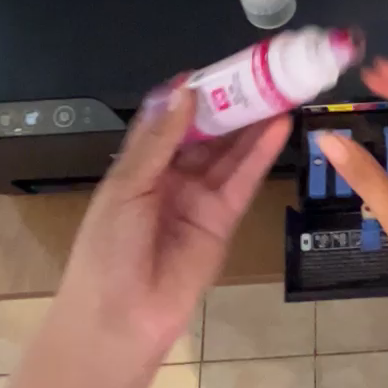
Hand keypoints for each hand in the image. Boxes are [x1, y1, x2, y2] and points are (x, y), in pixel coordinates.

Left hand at [59, 87, 289, 363]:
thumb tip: (184, 90)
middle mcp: (171, 176)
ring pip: (229, 151)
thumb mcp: (127, 186)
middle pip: (206, 132)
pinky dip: (261, 152)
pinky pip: (243, 179)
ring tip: (279, 91)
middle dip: (231, 104)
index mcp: (139, 164)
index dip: (193, 93)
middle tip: (261, 74)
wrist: (120, 320)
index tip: (218, 67)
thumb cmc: (108, 249)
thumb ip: (160, 139)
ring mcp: (198, 197)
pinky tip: (279, 126)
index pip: (170, 119)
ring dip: (252, 122)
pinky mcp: (223, 218)